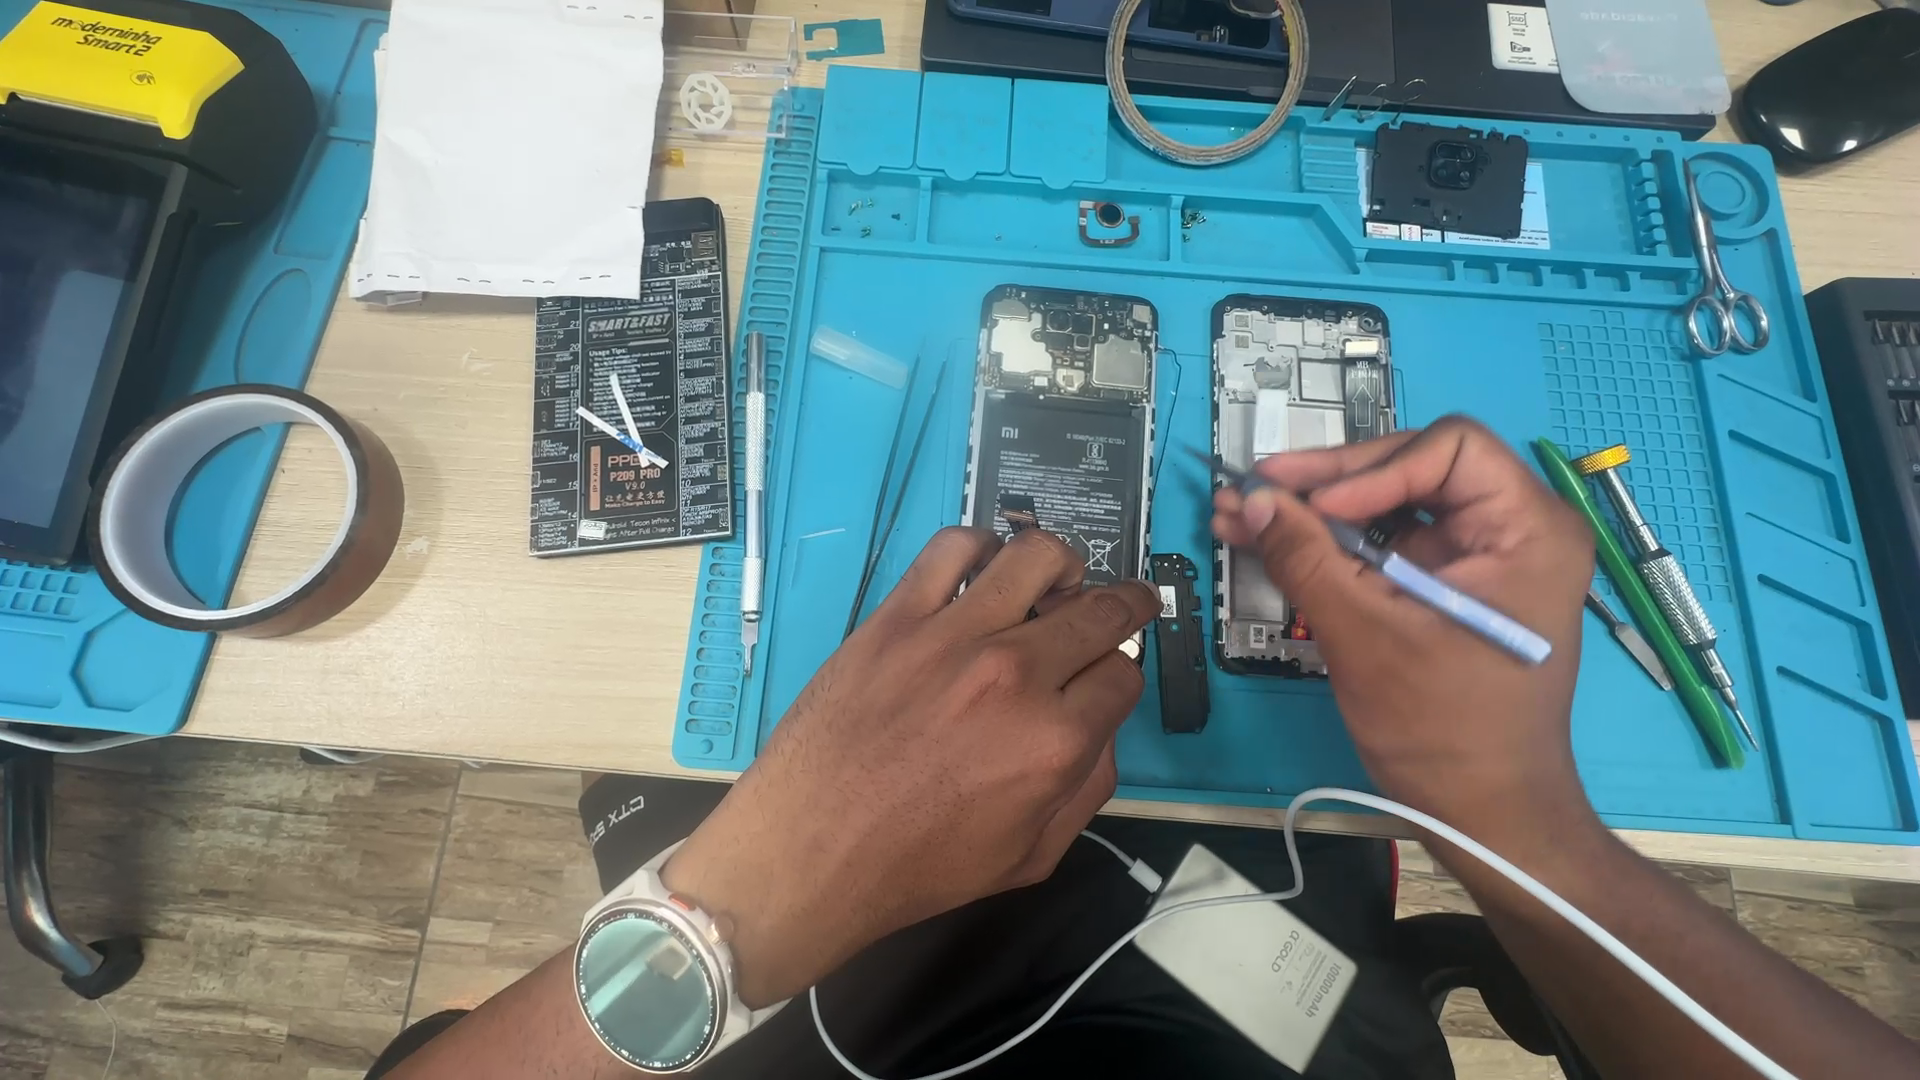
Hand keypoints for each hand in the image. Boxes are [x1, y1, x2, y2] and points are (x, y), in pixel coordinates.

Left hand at [662, 526, 1159, 1005]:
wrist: (811, 846)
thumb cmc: (920, 864)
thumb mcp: (1030, 856)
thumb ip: (1088, 788)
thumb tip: (1102, 725)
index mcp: (1055, 741)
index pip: (1123, 674)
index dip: (1121, 675)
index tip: (1105, 676)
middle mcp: (1016, 673)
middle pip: (1098, 609)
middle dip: (1126, 605)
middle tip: (1125, 603)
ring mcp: (953, 634)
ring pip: (1036, 556)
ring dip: (1063, 563)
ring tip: (1056, 578)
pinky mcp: (898, 614)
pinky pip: (952, 548)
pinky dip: (979, 546)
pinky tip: (981, 569)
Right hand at [1211, 416, 1595, 837]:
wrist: (1476, 808)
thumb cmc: (1442, 727)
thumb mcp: (1365, 634)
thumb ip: (1305, 558)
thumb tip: (1250, 497)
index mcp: (1527, 530)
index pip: (1449, 450)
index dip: (1372, 469)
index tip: (1314, 509)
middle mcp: (1506, 529)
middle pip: (1407, 467)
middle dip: (1325, 482)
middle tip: (1256, 488)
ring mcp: (1467, 557)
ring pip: (1380, 503)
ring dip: (1308, 509)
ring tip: (1239, 511)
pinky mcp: (1432, 583)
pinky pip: (1373, 542)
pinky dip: (1320, 541)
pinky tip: (1262, 538)